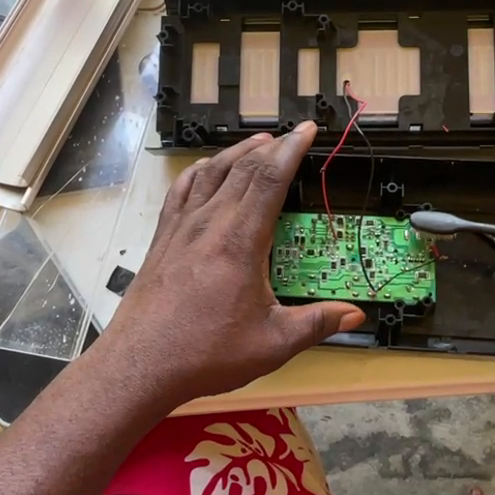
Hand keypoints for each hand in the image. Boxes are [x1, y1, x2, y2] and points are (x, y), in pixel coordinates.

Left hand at [82, 122, 365, 407]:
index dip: (292, 149)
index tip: (307, 130)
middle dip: (271, 146)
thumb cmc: (205, 354)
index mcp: (240, 241)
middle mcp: (209, 224)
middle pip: (242, 168)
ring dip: (236, 153)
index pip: (270, 179)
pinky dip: (198, 173)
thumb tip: (354, 315)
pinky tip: (204, 170)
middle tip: (291, 135)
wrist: (140, 365)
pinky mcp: (162, 240)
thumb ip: (316, 324)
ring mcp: (181, 228)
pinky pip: (181, 192)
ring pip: (210, 173)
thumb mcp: (272, 344)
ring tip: (257, 142)